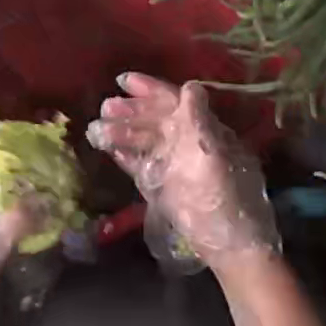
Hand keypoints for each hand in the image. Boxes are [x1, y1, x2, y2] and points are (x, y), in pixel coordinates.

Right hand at [87, 73, 277, 271]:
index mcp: (203, 131)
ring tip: (97, 129)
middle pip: (155, 120)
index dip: (150, 89)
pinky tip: (107, 147)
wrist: (228, 244)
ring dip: (122, 132)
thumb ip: (198, 120)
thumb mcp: (212, 154)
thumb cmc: (223, 198)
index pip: (174, 102)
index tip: (122, 80)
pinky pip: (140, 165)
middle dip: (131, 111)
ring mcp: (173, 166)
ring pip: (144, 142)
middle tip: (104, 107)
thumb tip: (189, 85)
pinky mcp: (162, 188)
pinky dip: (124, 155)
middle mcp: (187, 144)